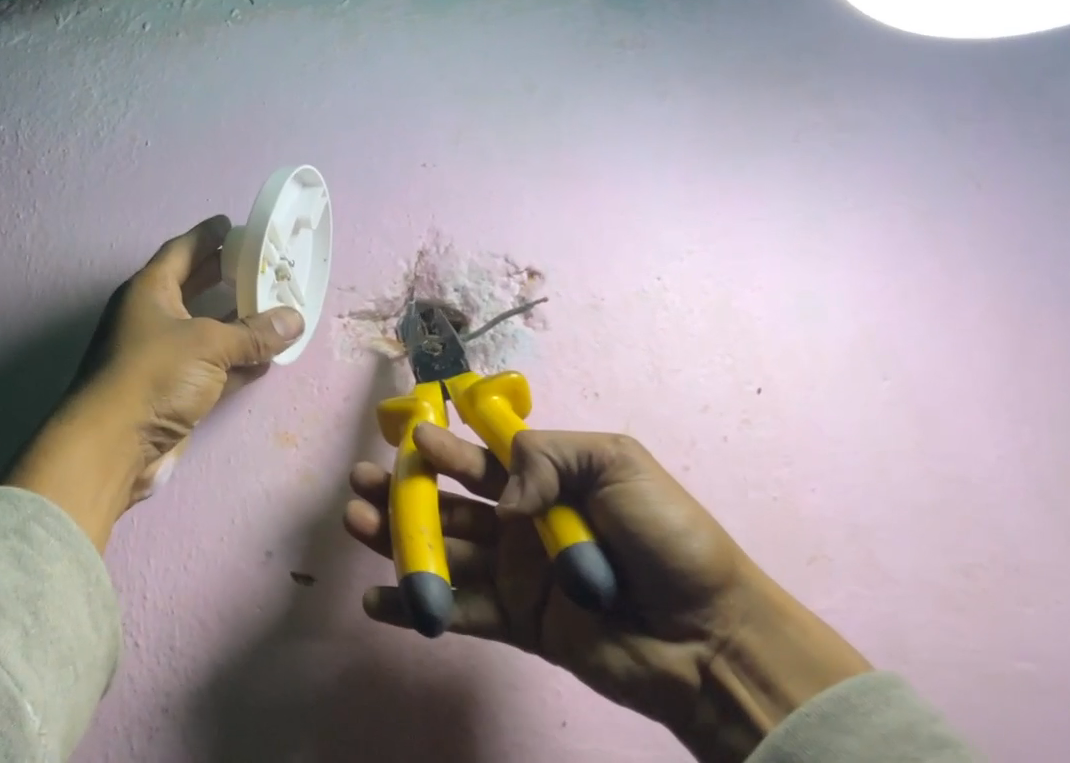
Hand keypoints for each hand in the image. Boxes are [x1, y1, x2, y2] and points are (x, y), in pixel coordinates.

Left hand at [9, 215, 302, 548]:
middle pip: (193, 288)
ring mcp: (160, 358)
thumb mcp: (208, 344)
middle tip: (261, 262)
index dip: (205, 236)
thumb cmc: (154, 375)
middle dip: (224, 275)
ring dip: (236, 322)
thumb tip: (295, 320)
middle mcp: (151, 319)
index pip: (180, 252)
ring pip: (205, 330)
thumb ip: (253, 332)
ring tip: (274, 307)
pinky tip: (266, 359)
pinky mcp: (172, 392)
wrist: (113, 445)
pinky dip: (236, 363)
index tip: (230, 223)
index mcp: (149, 291)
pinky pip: (211, 368)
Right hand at [345, 425, 869, 761]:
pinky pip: (458, 612)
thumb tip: (498, 498)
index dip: (443, 448)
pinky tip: (378, 600)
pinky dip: (416, 606)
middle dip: (402, 493)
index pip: (479, 460)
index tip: (410, 436)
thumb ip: (549, 460)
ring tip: (357, 525)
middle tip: (359, 484)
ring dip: (397, 542)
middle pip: (448, 506)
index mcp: (545, 482)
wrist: (712, 635)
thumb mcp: (618, 465)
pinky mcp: (517, 625)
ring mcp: (516, 577)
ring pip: (444, 554)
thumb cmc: (669, 537)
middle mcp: (520, 525)